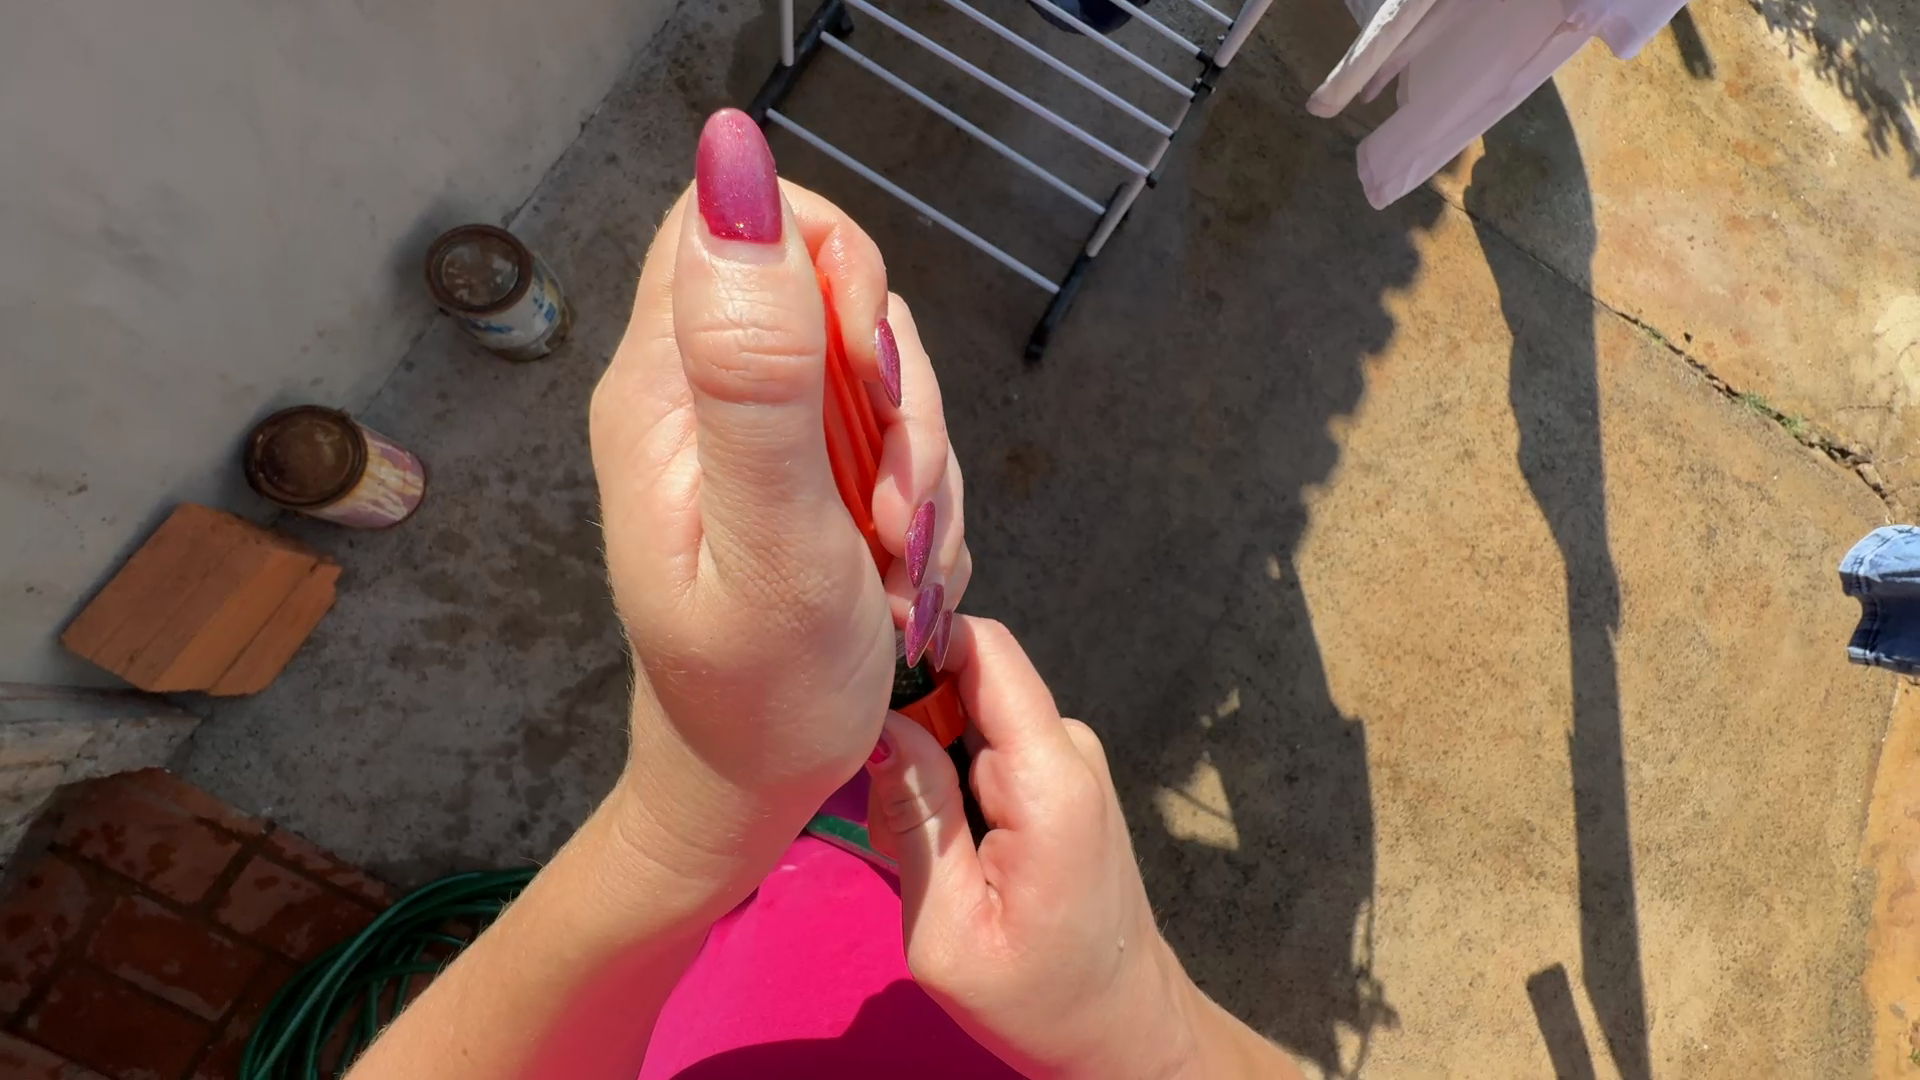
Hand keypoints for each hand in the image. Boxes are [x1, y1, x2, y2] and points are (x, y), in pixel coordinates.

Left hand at [589, 109, 967, 879]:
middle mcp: (712, 398)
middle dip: (901, 398)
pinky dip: (927, 504)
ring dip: (923, 468)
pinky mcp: (815, 478)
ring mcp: (770, 438)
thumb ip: (756, 368)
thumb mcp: (771, 539)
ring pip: (883, 377)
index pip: (731, 222)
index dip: (824, 261)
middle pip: (834, 298)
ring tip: (900, 567)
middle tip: (893, 513)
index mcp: (669, 393)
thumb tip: (732, 165)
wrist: (761, 780)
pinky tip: (905, 576)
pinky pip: (900, 442)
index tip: (869, 373)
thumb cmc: (759, 690)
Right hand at [865, 619, 1303, 1079]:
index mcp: (1050, 778)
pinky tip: (949, 845)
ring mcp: (1068, 756)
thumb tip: (882, 721)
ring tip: (922, 851)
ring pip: (969, 716)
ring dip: (926, 764)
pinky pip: (988, 744)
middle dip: (910, 725)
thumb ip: (915, 817)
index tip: (861, 666)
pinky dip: (951, 780)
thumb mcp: (947, 930)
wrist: (1126, 1026)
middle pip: (968, 681)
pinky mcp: (1059, 773)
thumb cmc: (1039, 998)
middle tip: (886, 813)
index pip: (986, 650)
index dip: (923, 635)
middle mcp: (1067, 746)